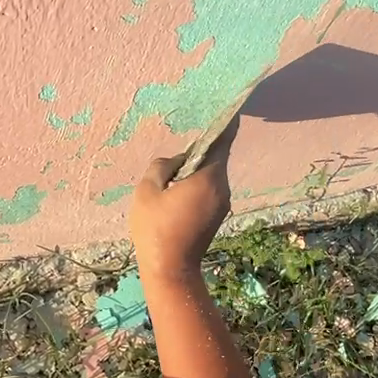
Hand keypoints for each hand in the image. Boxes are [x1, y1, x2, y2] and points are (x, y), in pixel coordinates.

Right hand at [129, 119, 235, 280]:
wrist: (170, 270)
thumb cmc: (156, 229)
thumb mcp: (147, 191)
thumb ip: (160, 167)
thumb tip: (174, 161)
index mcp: (209, 178)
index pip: (223, 142)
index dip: (227, 123)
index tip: (230, 107)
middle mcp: (222, 188)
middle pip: (217, 158)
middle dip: (202, 147)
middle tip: (184, 138)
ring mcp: (222, 204)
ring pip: (212, 175)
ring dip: (198, 167)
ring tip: (174, 169)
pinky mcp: (217, 215)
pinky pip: (210, 189)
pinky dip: (198, 182)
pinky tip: (178, 188)